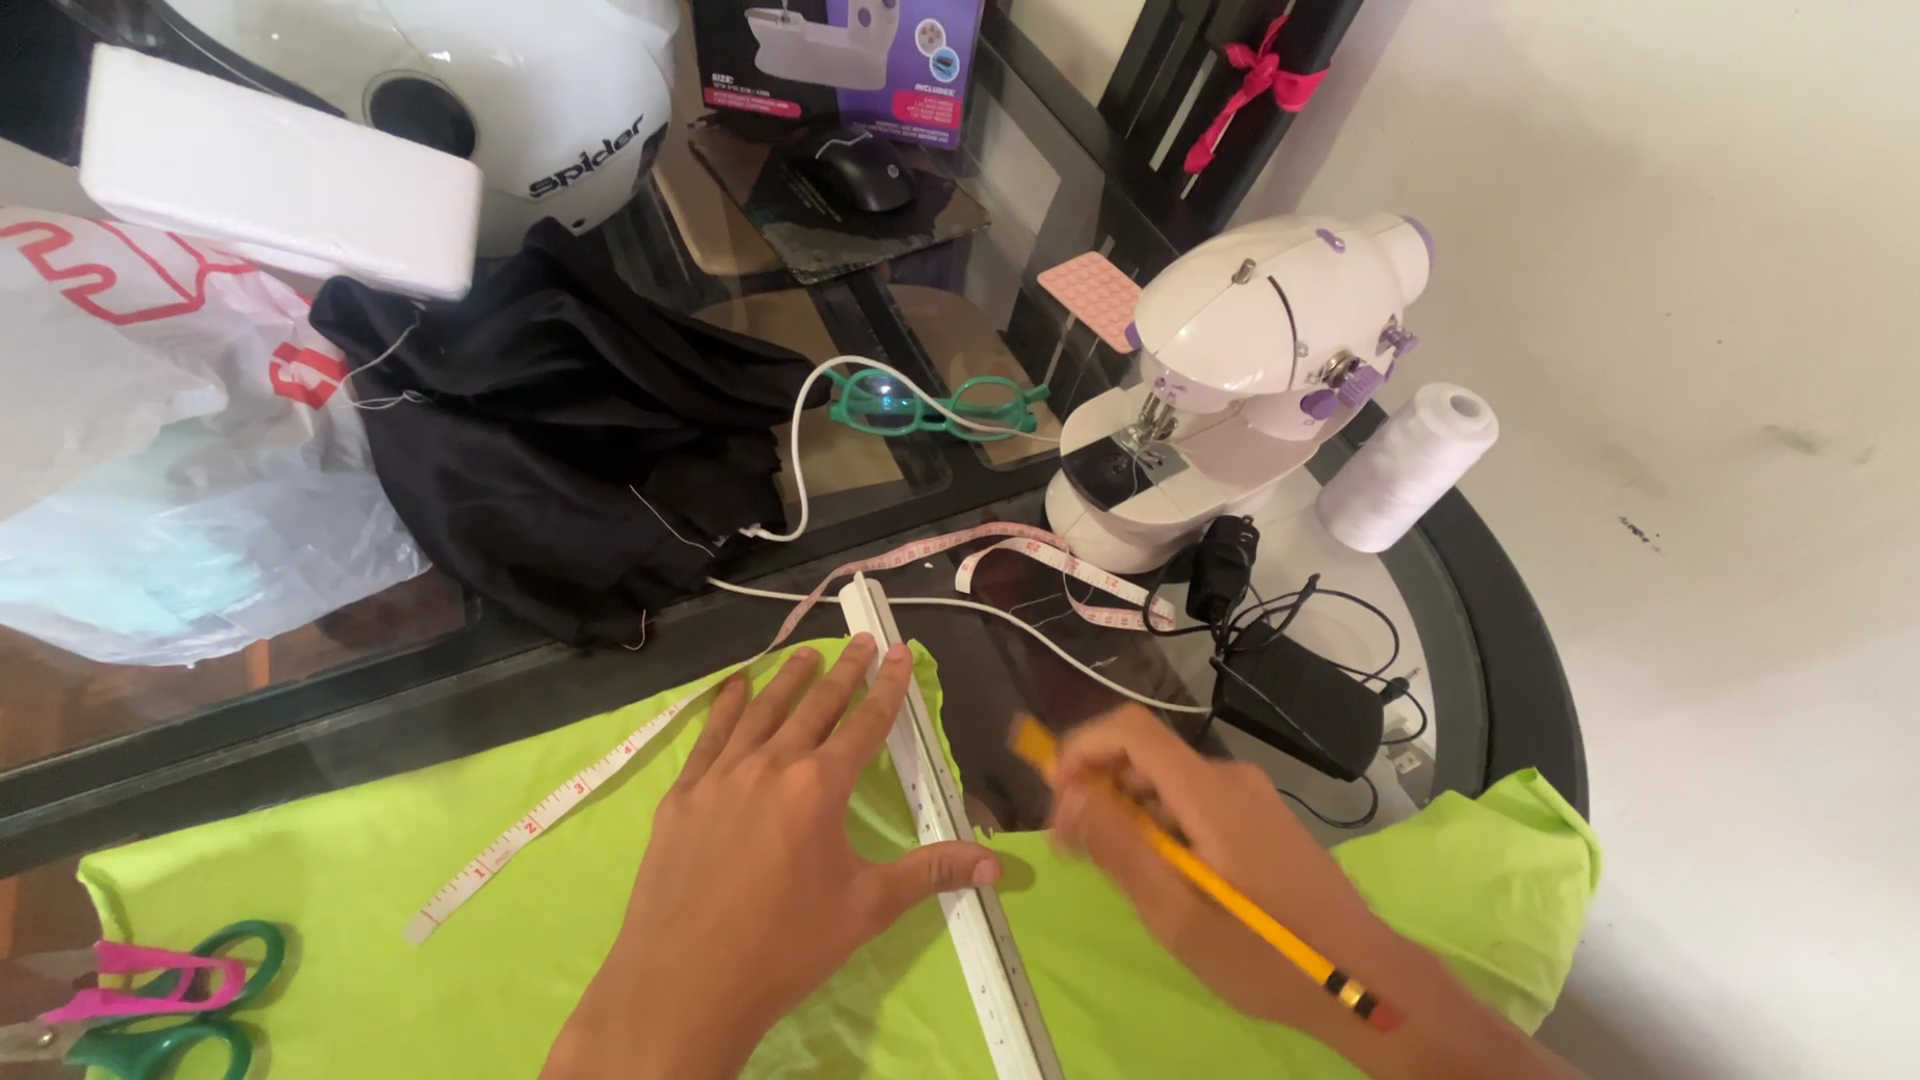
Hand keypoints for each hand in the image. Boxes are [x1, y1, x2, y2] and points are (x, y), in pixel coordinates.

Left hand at [542, 636, 1001, 1079]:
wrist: (683, 988)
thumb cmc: (785, 948)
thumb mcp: (867, 908)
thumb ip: (931, 873)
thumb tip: (996, 865)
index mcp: (819, 786)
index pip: (865, 722)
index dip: (888, 686)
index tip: (899, 653)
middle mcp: (771, 765)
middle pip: (816, 705)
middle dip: (844, 670)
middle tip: (862, 639)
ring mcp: (720, 776)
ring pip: (763, 710)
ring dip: (789, 678)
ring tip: (807, 652)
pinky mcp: (683, 796)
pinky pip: (709, 736)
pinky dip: (726, 706)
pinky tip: (735, 687)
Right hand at [1048, 707, 1405, 1041]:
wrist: (1370, 982)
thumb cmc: (1269, 956)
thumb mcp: (1179, 915)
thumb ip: (1119, 849)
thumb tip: (1066, 796)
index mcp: (1209, 792)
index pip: (1131, 729)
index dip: (1082, 746)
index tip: (1055, 794)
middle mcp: (1228, 777)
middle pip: (1144, 753)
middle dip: (1096, 786)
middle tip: (1073, 845)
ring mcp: (1248, 795)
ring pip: (1165, 779)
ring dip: (1125, 808)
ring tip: (1112, 865)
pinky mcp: (1257, 816)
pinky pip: (1190, 799)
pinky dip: (1157, 820)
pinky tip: (1158, 869)